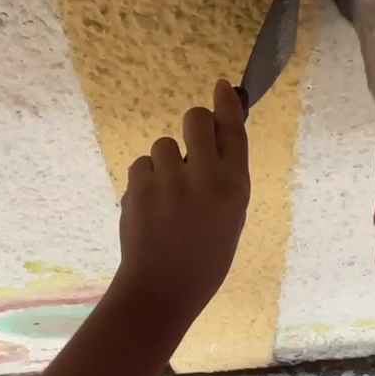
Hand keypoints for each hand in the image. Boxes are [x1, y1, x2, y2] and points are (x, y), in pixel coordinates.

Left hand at [110, 79, 251, 336]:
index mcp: (235, 185)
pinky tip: (150, 206)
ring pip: (164, 144)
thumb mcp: (232, 215)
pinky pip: (142, 164)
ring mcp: (170, 181)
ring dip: (165, 161)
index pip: (233, 129)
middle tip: (190, 145)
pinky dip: (145, 179)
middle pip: (196, 118)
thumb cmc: (206, 256)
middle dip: (193, 125)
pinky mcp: (139, 187)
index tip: (220, 86)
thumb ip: (226, 175)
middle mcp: (205, 176)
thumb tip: (216, 135)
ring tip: (167, 195)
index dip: (226, 103)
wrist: (163, 289)